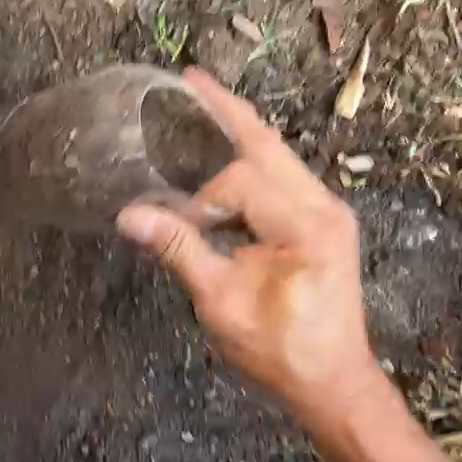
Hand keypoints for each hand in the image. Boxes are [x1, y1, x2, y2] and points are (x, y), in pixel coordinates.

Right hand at [115, 69, 375, 403]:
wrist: (334, 383)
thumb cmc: (280, 351)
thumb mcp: (222, 303)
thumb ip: (179, 250)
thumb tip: (127, 216)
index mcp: (306, 225)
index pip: (243, 181)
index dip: (203, 197)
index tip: (180, 224)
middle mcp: (323, 205)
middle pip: (268, 142)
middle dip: (225, 110)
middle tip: (189, 78)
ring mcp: (327, 208)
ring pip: (278, 151)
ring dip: (238, 125)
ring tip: (201, 98)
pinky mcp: (321, 218)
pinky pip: (282, 170)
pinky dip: (250, 151)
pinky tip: (225, 142)